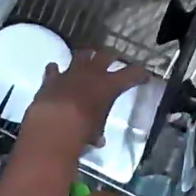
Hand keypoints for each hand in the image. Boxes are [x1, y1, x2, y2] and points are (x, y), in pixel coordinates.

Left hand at [21, 48, 149, 151]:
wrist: (54, 124)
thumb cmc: (82, 129)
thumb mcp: (95, 131)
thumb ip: (97, 131)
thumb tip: (98, 140)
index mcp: (109, 85)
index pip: (132, 74)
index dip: (139, 74)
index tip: (144, 75)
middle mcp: (92, 73)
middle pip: (106, 54)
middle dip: (112, 55)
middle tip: (115, 57)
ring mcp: (70, 73)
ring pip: (81, 55)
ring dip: (85, 56)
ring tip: (88, 57)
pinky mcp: (51, 78)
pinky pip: (53, 69)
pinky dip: (54, 70)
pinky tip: (54, 70)